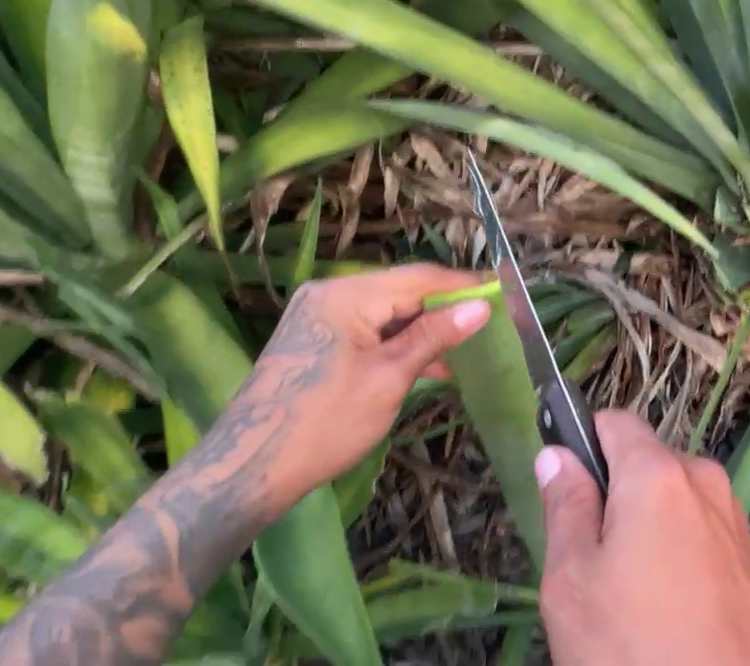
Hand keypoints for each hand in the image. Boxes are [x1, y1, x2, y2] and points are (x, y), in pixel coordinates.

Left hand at [221, 264, 490, 517]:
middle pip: (404, 290)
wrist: (246, 473)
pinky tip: (426, 364)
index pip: (420, 277)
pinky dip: (398, 342)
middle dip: (445, 309)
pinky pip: (369, 328)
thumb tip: (481, 306)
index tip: (502, 296)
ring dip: (424, 329)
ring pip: (388, 311)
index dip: (463, 286)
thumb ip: (436, 336)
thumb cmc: (324, 422)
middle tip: (487, 325)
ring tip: (463, 351)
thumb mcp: (390, 377)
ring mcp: (319, 317)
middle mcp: (330, 294)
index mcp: (346, 295)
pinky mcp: (315, 339)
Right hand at [537, 412, 749, 664]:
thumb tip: (556, 454)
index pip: (616, 421)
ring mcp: (733, 516)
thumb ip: (566, 506)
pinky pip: (702, 530)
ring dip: (648, 526)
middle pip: (646, 463)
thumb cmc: (631, 647)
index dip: (583, 441)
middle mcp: (704, 479)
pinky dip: (680, 550)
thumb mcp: (573, 580)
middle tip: (593, 561)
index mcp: (659, 473)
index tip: (564, 483)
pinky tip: (669, 606)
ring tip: (629, 594)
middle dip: (616, 496)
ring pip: (675, 499)